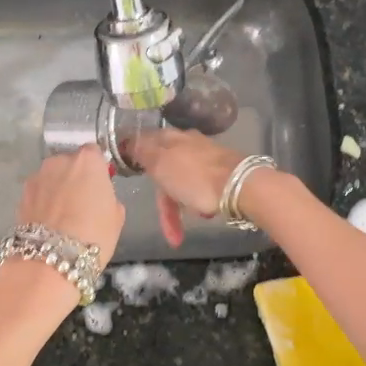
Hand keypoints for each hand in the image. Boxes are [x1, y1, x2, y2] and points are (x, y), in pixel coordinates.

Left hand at [1, 145, 124, 307]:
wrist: (50, 261)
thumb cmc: (93, 236)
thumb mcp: (116, 216)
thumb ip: (108, 196)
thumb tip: (98, 196)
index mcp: (87, 161)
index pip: (94, 153)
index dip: (97, 169)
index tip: (99, 186)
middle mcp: (59, 161)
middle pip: (70, 163)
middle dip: (75, 178)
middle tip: (81, 204)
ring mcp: (37, 177)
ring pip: (51, 178)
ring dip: (56, 190)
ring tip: (62, 217)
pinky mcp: (21, 195)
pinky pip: (38, 194)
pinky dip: (43, 203)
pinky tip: (48, 224)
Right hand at [124, 129, 245, 248]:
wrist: (239, 186)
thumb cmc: (194, 177)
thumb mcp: (160, 164)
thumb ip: (142, 151)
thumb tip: (125, 139)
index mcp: (169, 138)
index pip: (143, 143)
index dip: (134, 158)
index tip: (128, 173)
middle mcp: (186, 143)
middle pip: (164, 170)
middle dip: (164, 200)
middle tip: (166, 222)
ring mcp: (205, 157)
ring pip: (183, 183)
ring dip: (181, 206)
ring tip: (184, 228)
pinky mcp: (220, 171)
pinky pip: (201, 189)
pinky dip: (198, 203)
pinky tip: (204, 213)